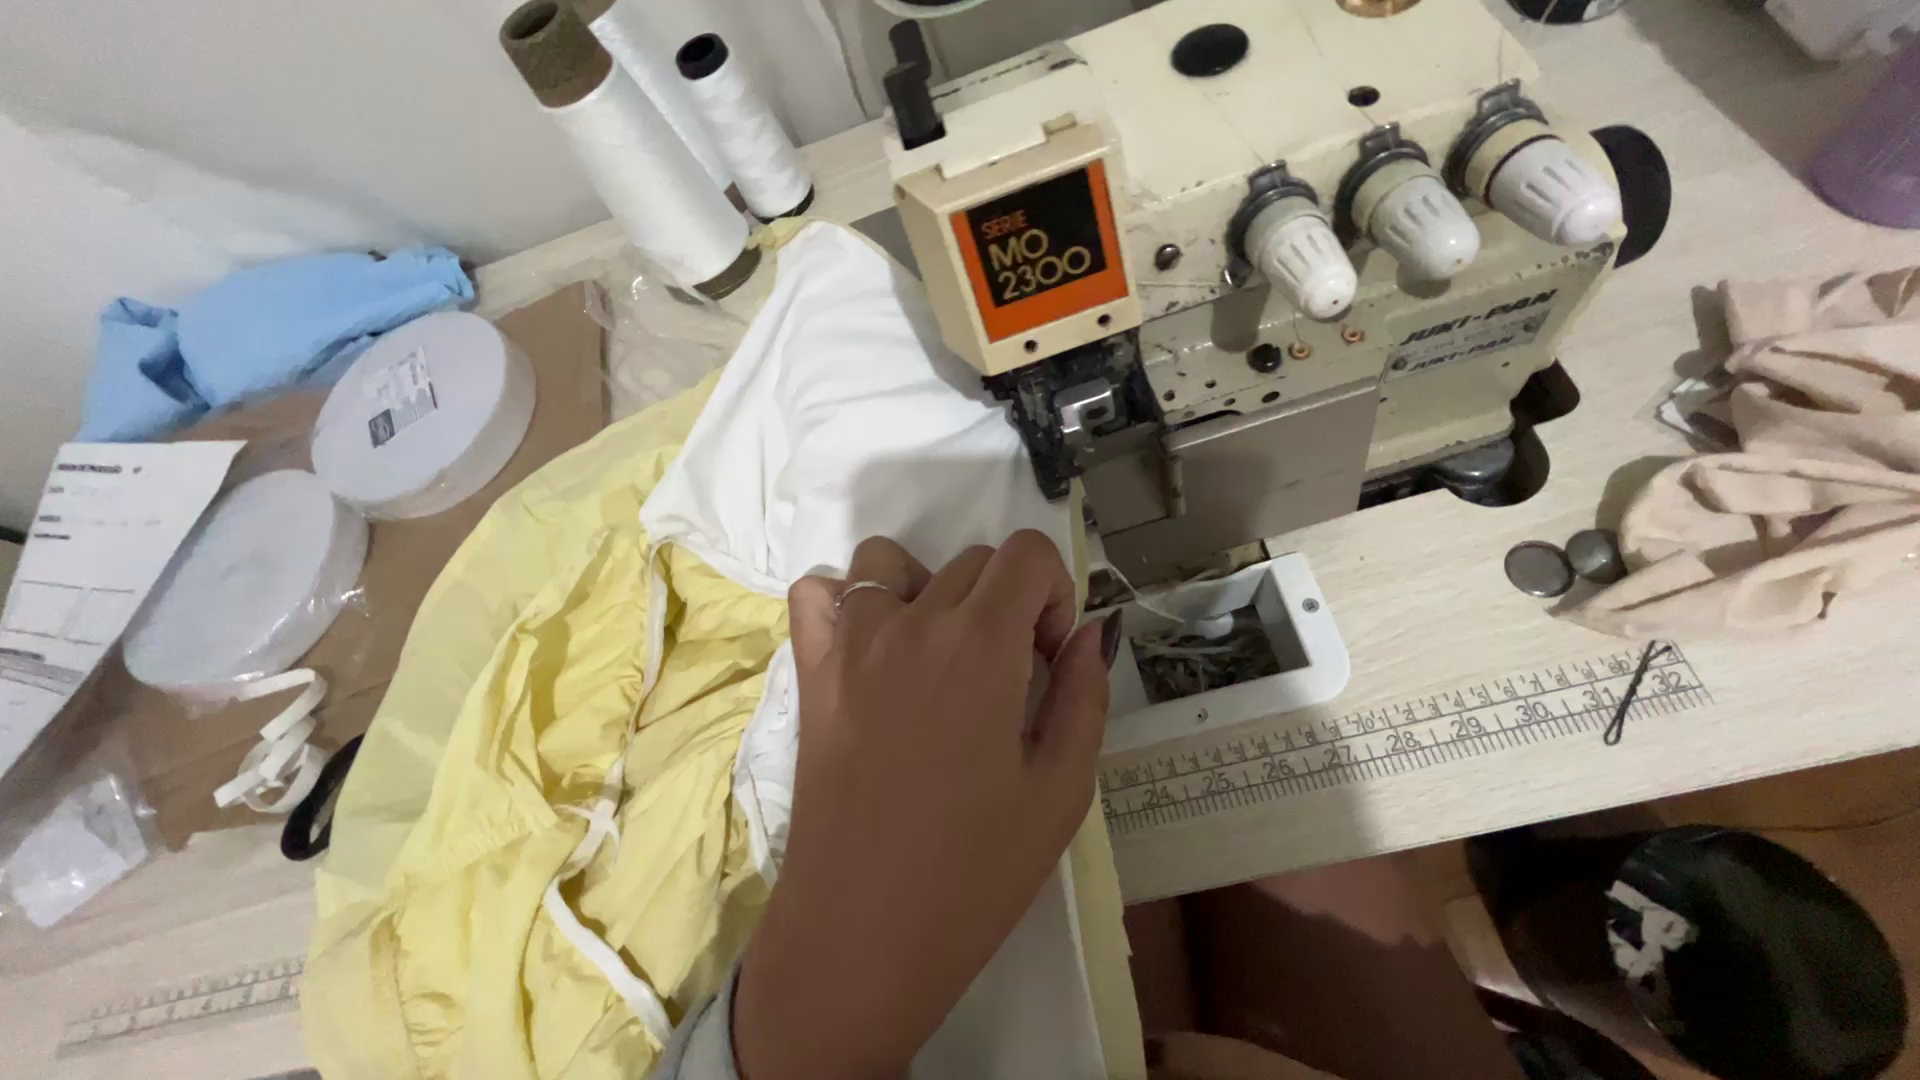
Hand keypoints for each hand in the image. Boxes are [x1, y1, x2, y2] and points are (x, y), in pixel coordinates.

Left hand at [734, 531, 1120, 1079]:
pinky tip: (872, 649)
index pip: (1027, 553)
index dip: (1054, 595)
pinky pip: (817, 595)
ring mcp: (850, 643)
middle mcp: (912, 622)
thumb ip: (1086, 693)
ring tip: (939, 657)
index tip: (1049, 658)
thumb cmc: (975, 872)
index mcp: (981, 644)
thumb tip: (1092, 632)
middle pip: (973, 561)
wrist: (862, 933)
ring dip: (929, 590)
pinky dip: (847, 601)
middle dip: (1006, 604)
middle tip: (1006, 681)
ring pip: (893, 562)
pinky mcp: (810, 672)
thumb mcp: (1063, 789)